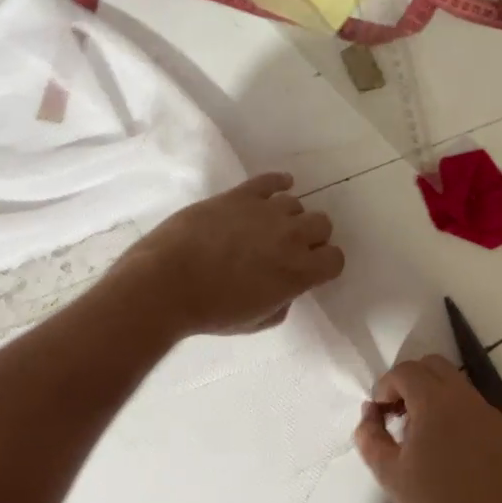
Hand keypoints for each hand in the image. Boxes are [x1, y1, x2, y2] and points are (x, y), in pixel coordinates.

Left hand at [116, 172, 344, 336]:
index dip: (325, 264)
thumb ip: (281, 303)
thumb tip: (285, 289)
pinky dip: (279, 182)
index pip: (335, 258)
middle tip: (291, 249)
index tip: (311, 270)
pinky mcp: (239, 195)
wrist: (166, 283)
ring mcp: (265, 211)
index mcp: (298, 272)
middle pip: (322, 224)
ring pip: (296, 203)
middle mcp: (290, 237)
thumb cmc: (210, 311)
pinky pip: (270, 180)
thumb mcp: (256, 322)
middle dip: (312, 237)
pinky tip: (279, 187)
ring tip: (270, 227)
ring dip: (288, 216)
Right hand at [353, 356, 501, 502]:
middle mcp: (463, 395)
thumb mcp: (388, 471)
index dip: (385, 387)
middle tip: (397, 413)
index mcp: (435, 401)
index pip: (404, 371)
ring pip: (453, 380)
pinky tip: (445, 442)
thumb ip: (369, 436)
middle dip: (408, 381)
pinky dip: (451, 407)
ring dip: (430, 392)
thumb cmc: (435, 499)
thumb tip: (370, 413)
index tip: (378, 414)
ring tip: (420, 429)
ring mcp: (485, 408)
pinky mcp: (498, 424)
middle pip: (431, 365)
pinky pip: (469, 401)